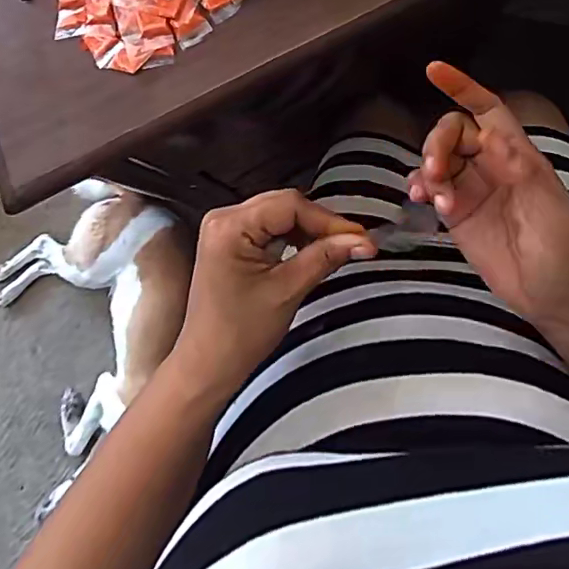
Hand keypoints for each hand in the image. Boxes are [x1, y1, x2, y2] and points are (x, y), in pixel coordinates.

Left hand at [170, 190, 375, 394]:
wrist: (207, 364)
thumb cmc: (239, 334)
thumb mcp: (287, 291)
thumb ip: (324, 258)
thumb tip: (361, 241)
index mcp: (230, 226)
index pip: (289, 205)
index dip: (328, 220)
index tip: (359, 237)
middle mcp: (222, 218)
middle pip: (283, 204)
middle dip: (320, 223)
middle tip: (354, 242)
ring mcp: (223, 228)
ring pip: (278, 213)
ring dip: (308, 229)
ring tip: (336, 248)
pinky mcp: (229, 240)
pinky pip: (268, 226)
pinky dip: (292, 236)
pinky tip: (310, 250)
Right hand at [408, 62, 568, 328]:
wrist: (555, 300)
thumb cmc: (564, 251)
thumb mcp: (550, 209)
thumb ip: (520, 172)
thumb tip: (490, 137)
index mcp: (518, 156)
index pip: (488, 110)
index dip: (463, 87)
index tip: (434, 70)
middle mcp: (491, 165)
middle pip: (453, 132)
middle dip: (438, 143)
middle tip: (435, 170)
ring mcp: (471, 188)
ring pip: (437, 157)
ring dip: (428, 168)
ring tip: (433, 198)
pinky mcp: (455, 212)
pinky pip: (430, 186)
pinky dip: (420, 186)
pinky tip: (421, 199)